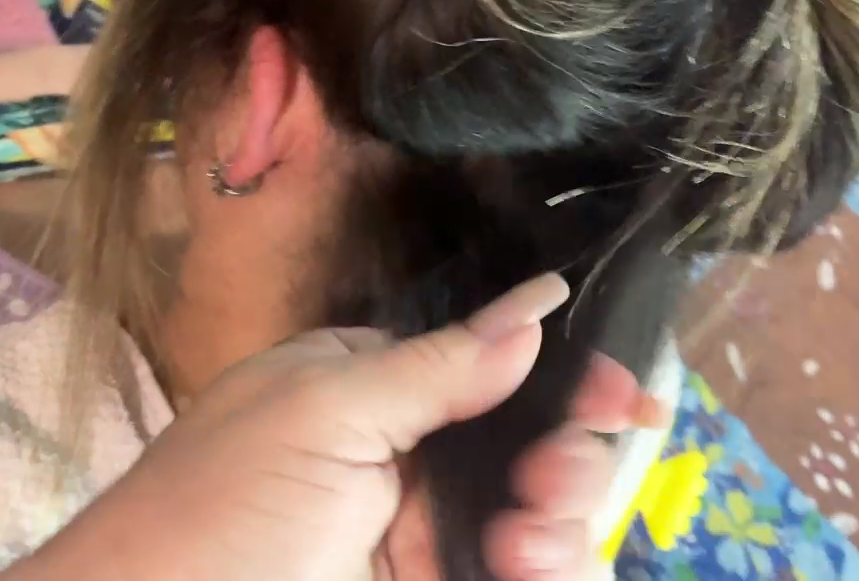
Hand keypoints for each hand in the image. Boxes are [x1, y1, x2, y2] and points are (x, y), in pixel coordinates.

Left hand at [7, 274, 664, 580]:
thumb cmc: (231, 499)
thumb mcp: (326, 410)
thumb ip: (436, 366)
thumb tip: (536, 304)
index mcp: (368, 379)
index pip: (483, 362)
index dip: (557, 375)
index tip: (627, 397)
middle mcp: (401, 446)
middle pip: (519, 440)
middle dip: (562, 459)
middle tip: (556, 484)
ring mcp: (415, 526)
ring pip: (530, 516)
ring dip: (557, 525)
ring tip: (529, 543)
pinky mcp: (428, 578)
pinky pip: (513, 569)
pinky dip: (542, 568)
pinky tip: (528, 568)